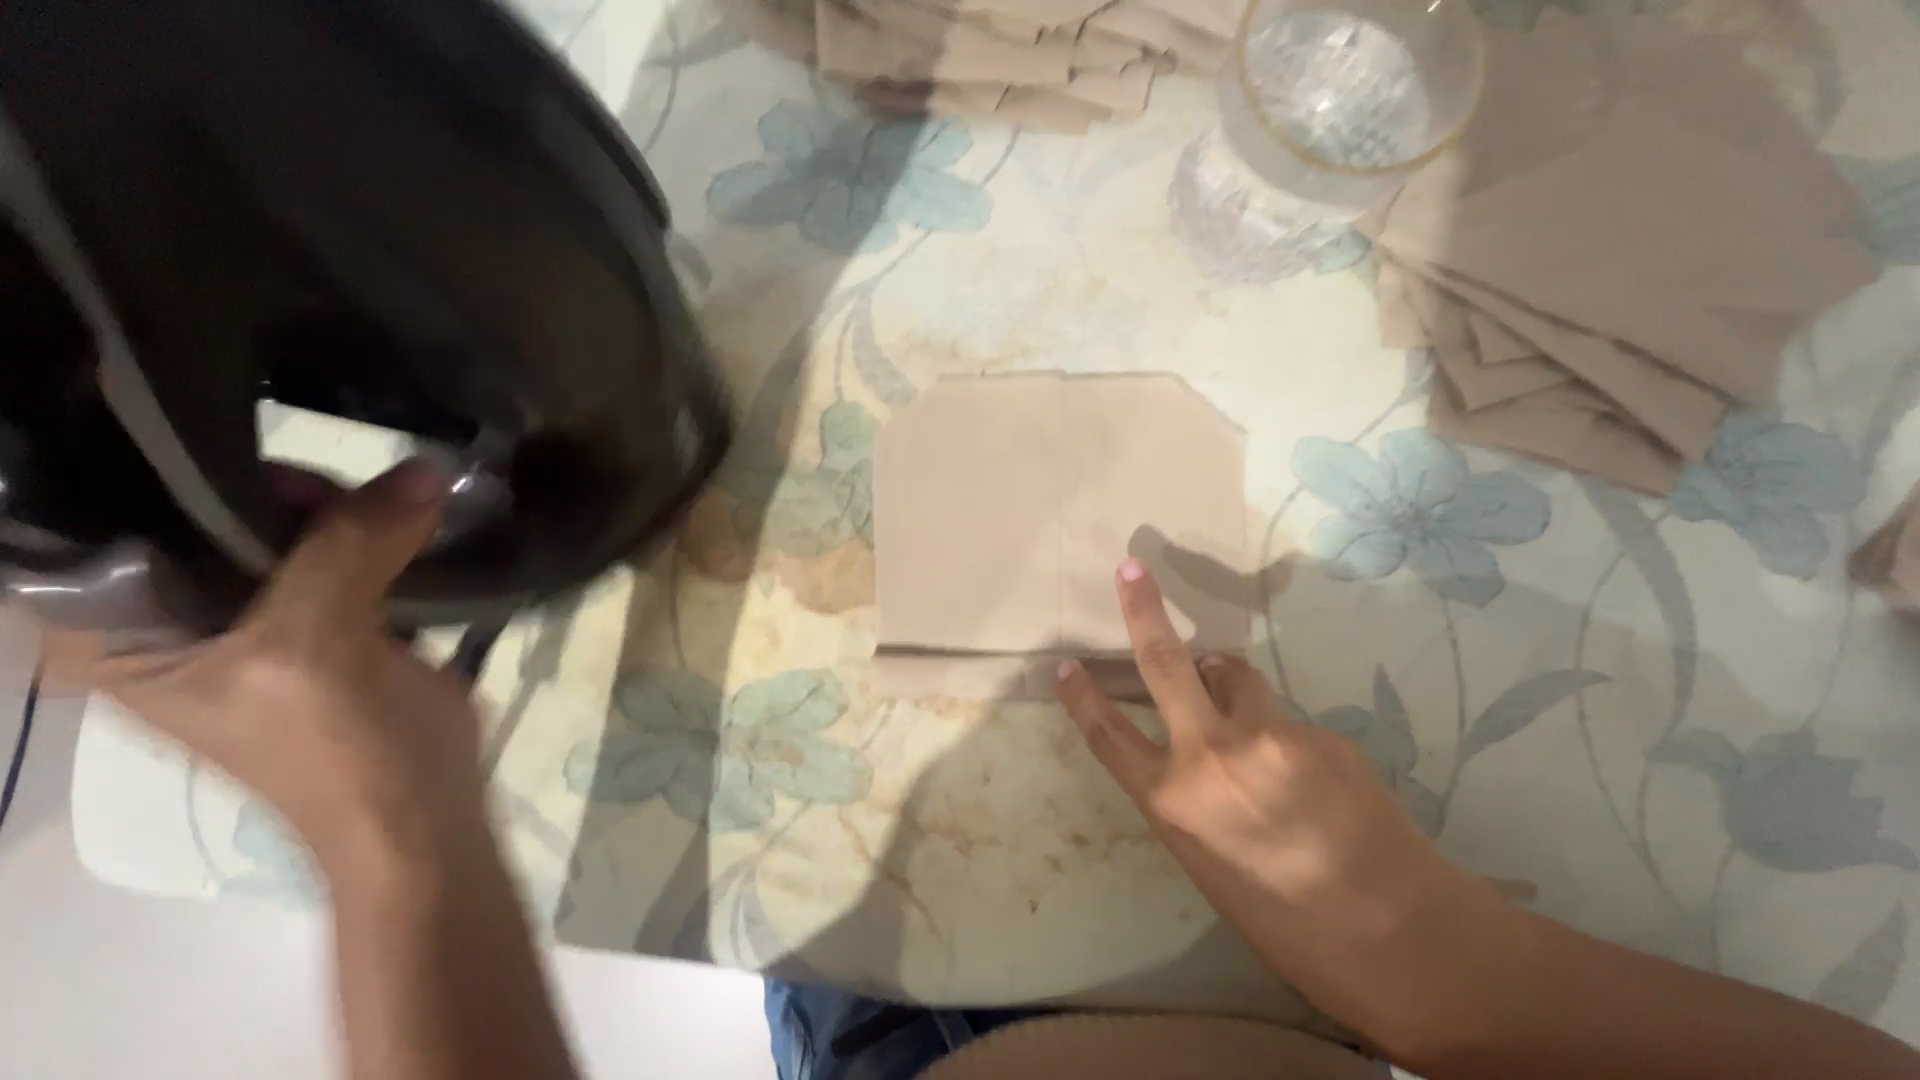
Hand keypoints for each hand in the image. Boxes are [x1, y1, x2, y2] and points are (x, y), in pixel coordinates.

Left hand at [42, 462, 488, 873]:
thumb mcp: (313, 647)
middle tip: (329, 482)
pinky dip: (369, 524)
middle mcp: (173, 614)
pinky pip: (336, 549)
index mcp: (118, 632)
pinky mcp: (328, 617)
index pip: (97, 520)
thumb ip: (348, 550)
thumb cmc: (339, 753)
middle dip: (261, 482)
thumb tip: (420, 471)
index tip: (224, 432)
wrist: (420, 816)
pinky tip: (401, 506)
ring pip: (275, 524)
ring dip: (328, 502)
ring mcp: (256, 615)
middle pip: (197, 509)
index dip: (152, 469)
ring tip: (379, 492)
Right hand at [1055, 558, 1498, 1031]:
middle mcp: (1213, 754)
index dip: (1083, 698)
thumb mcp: (1209, 868)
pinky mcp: (1321, 733)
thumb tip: (1195, 757)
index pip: (1110, 735)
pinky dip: (1281, 734)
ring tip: (1228, 689)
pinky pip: (1287, 720)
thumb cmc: (1286, 927)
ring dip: (1223, 676)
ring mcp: (1271, 736)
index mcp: (1173, 801)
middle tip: (1131, 567)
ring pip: (1235, 678)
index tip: (1066, 665)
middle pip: (1167, 663)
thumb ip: (1192, 803)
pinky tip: (1310, 778)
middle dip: (1143, 610)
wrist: (1399, 936)